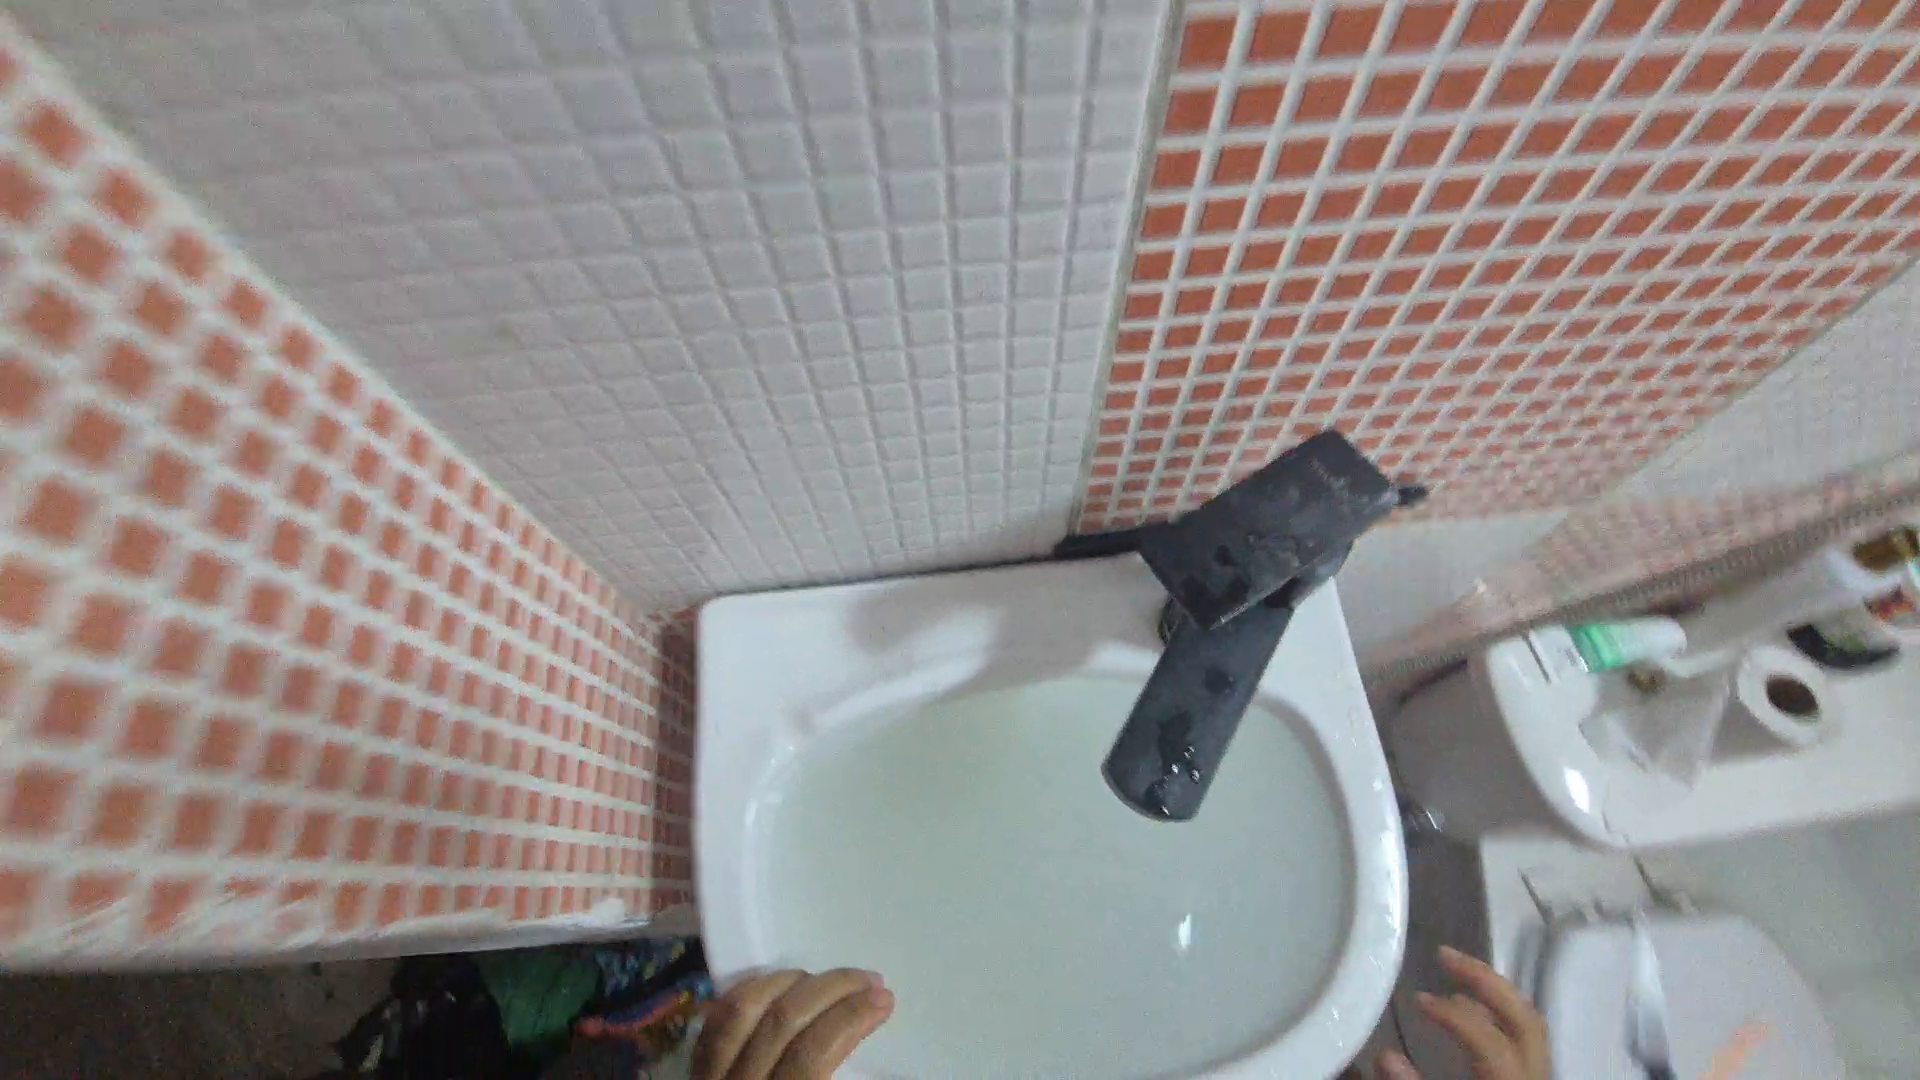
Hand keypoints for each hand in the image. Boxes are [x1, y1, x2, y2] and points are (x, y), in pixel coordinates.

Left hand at [693, 969, 894, 1079]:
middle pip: (782, 1022)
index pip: (810, 1056)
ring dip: (794, 982)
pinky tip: (785, 985)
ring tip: (829, 980)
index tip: (886, 1000)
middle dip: (834, 989)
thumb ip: (830, 1077)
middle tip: (872, 980)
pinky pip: (719, 1020)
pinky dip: (753, 991)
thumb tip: (873, 1049)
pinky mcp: (695, 1076)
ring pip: (744, 1010)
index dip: (852, 1019)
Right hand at [1376, 946, 1549, 1079]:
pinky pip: (1524, 1044)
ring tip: (1452, 974)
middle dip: (1485, 980)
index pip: (1491, 1042)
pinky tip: (1466, 1010)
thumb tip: (1385, 1056)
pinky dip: (1495, 1015)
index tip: (1415, 999)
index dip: (1454, 1016)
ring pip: (1529, 1029)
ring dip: (1492, 993)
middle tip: (1442, 954)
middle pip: (1526, 1022)